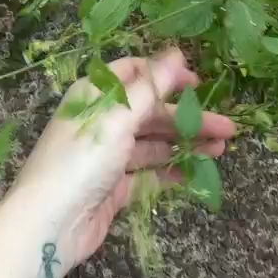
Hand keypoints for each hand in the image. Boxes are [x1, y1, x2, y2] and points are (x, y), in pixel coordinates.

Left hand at [11, 49, 235, 267]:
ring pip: (153, 143)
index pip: (133, 73)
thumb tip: (176, 52)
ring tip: (221, 149)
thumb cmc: (81, 160)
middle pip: (150, 111)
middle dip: (188, 117)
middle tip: (227, 126)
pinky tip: (197, 172)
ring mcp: (107, 155)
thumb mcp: (117, 117)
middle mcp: (101, 121)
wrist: (49, 225)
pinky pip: (148, 174)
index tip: (198, 83)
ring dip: (186, 144)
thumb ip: (151, 86)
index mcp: (94, 95)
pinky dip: (172, 171)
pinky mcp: (114, 187)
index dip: (165, 74)